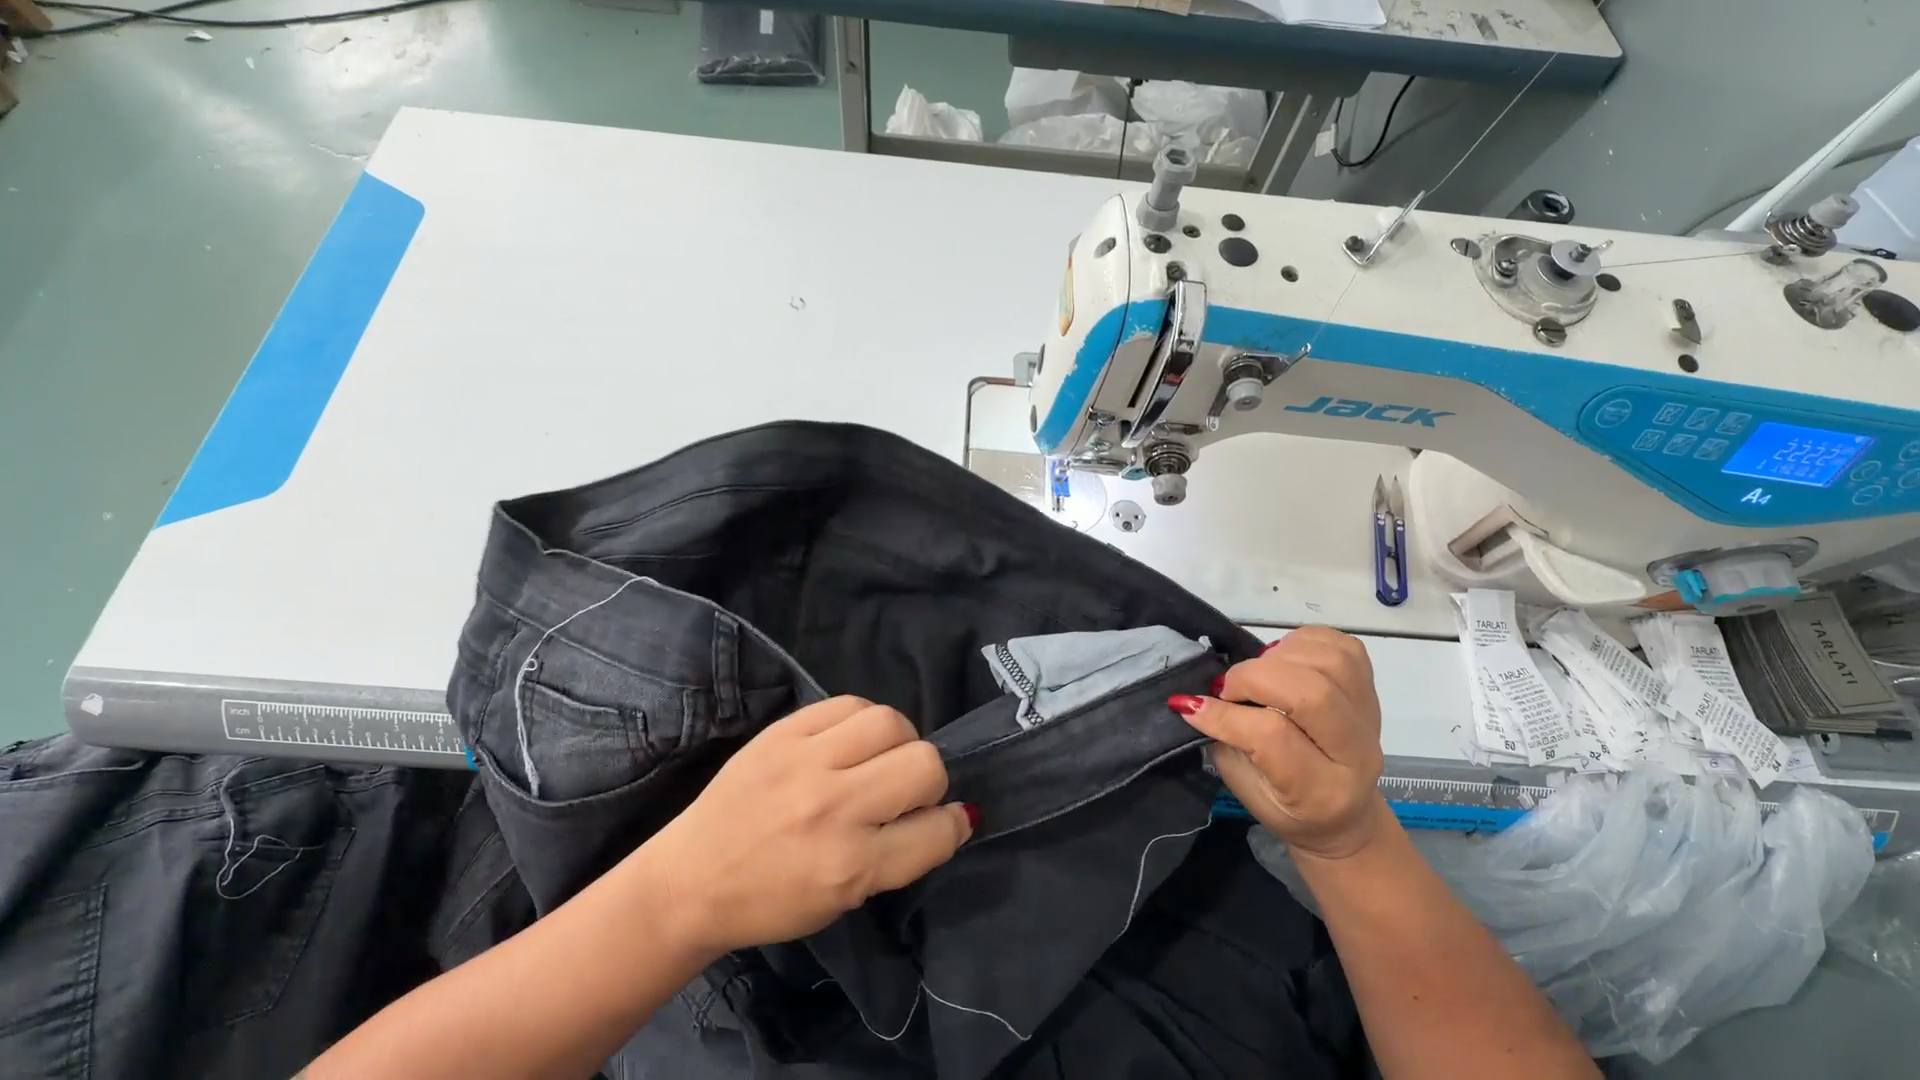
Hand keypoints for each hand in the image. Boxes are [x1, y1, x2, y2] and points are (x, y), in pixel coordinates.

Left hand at [629, 696, 973, 957]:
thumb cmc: (770, 902)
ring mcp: (805, 762)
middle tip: (903, 793)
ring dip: (899, 742)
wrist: (690, 879)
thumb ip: (899, 858)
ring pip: (892, 722)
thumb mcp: (844, 901)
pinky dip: (862, 720)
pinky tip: (850, 740)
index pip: (936, 831)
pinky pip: (849, 703)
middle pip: (924, 765)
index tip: (943, 820)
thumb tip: (956, 815)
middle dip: (929, 781)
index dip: (951, 825)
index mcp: (850, 867)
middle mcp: (833, 809)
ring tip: (877, 759)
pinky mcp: (782, 732)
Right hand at [1169, 627, 1385, 860]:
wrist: (1346, 813)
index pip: (1272, 736)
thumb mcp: (1246, 789)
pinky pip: (1341, 646)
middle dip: (1254, 677)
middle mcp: (1356, 751)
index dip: (1225, 715)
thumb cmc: (1288, 807)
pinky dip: (1303, 642)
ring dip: (1279, 656)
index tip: (1192, 707)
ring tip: (1258, 673)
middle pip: (1310, 693)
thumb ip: (1224, 742)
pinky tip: (1283, 659)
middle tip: (1228, 688)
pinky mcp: (1371, 688)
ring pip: (1328, 662)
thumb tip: (1194, 701)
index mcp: (1320, 790)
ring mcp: (1369, 715)